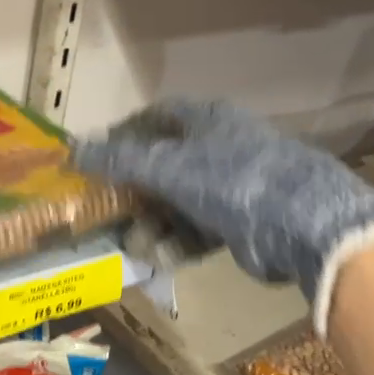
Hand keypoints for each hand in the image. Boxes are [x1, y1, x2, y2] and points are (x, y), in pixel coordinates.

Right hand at [74, 100, 373, 332]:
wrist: (301, 223)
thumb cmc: (231, 179)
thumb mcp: (168, 166)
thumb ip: (119, 158)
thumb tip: (72, 148)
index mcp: (206, 120)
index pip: (156, 118)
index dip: (124, 134)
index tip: (96, 159)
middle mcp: (219, 147)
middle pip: (163, 164)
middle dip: (134, 190)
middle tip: (106, 210)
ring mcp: (231, 186)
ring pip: (176, 202)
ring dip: (152, 224)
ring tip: (135, 244)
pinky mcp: (239, 222)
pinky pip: (196, 229)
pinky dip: (176, 242)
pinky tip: (159, 257)